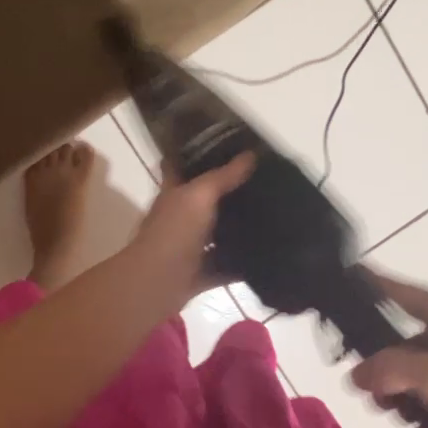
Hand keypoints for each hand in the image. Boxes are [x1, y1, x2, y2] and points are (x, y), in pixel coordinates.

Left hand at [124, 154, 254, 305]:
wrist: (157, 283)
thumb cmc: (173, 232)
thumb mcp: (199, 196)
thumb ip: (223, 177)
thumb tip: (251, 154)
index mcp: (174, 194)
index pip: (179, 166)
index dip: (195, 154)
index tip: (222, 144)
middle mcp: (179, 219)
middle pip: (203, 202)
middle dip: (227, 192)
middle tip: (260, 181)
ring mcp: (188, 248)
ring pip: (215, 236)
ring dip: (236, 230)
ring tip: (270, 215)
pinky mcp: (198, 275)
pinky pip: (224, 268)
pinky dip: (241, 265)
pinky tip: (264, 255)